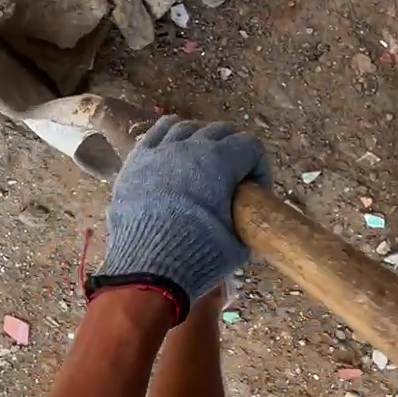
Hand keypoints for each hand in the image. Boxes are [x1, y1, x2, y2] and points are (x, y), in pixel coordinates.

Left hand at [91, 116, 269, 318]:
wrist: (148, 267)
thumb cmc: (199, 254)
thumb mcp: (238, 244)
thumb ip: (246, 223)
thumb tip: (249, 226)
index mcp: (222, 161)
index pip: (251, 146)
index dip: (259, 168)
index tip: (255, 191)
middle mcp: (193, 147)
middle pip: (221, 131)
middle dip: (234, 151)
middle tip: (233, 178)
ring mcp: (162, 150)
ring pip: (188, 129)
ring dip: (202, 141)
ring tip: (204, 160)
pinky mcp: (138, 160)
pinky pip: (157, 132)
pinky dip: (171, 133)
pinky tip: (175, 144)